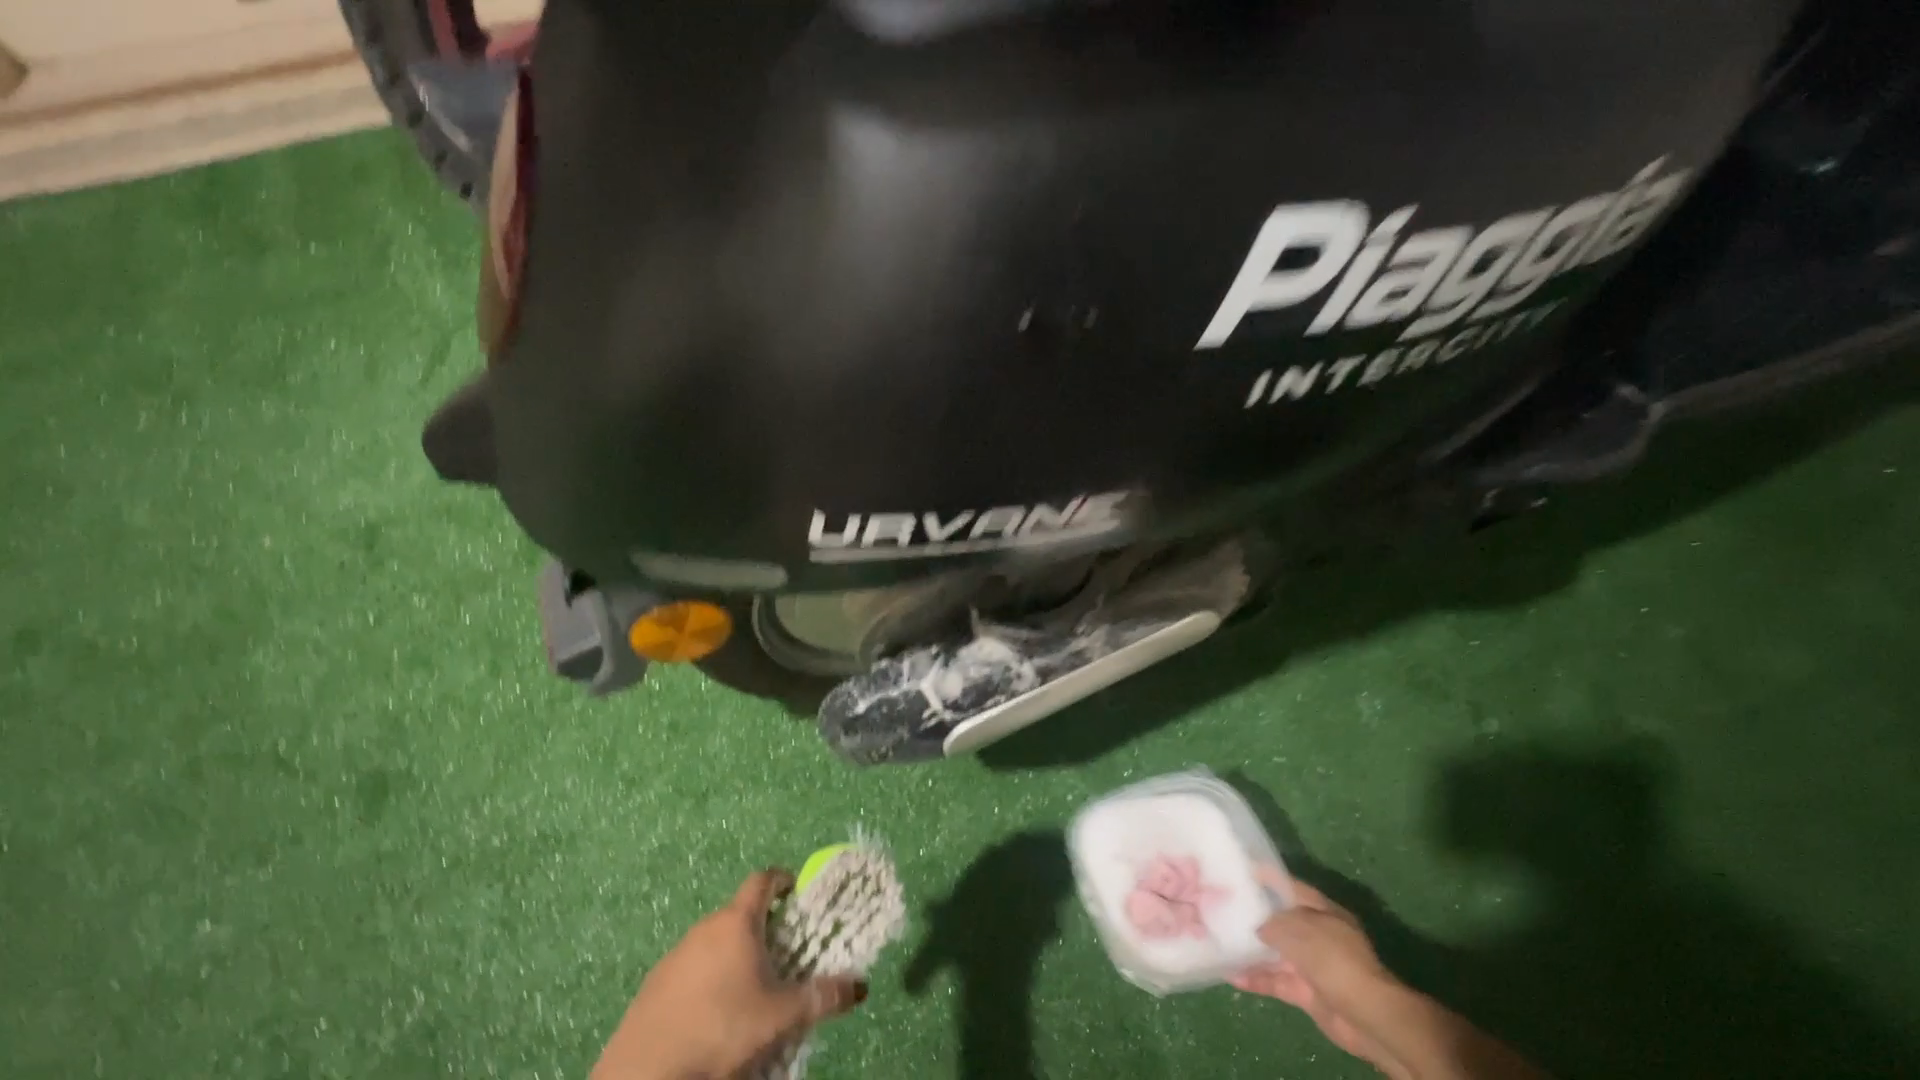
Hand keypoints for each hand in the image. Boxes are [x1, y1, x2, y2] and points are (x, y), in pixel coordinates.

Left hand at [592, 869, 866, 1079]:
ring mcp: (676, 954)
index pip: (763, 880)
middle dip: (766, 927)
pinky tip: (719, 1012)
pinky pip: (694, 967)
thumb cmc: (723, 1028)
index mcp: (737, 922)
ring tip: (755, 988)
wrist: (647, 1071)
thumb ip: (823, 997)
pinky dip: (711, 977)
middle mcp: (705, 927)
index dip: (784, 880)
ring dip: (737, 954)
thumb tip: (862, 985)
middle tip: (788, 953)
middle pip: (741, 913)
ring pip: (716, 941)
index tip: (799, 893)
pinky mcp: (656, 983)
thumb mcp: (782, 1016)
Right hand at [1234, 875, 1545, 1079]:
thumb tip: (1257, 926)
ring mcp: (1312, 964)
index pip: (1292, 887)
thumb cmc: (1335, 960)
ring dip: (1251, 951)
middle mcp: (1318, 935)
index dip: (1269, 877)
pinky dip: (1256, 979)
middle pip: (1281, 921)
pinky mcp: (1306, 991)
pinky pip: (1276, 981)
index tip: (1242, 868)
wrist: (1366, 1014)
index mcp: (1323, 912)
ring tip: (1219, 941)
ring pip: (1275, 953)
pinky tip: (1232, 975)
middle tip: (1221, 907)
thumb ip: (1274, 924)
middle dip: (1254, 916)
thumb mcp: (1301, 931)